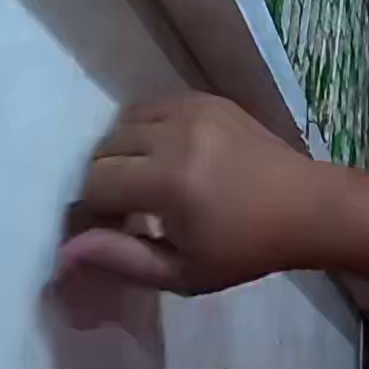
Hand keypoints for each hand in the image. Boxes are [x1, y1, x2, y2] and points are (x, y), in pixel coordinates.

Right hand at [57, 94, 327, 294]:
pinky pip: (155, 103)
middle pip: (106, 146)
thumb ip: (120, 259)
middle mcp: (176, 132)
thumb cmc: (243, 248)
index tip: (114, 227)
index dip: (95, 209)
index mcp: (170, 179)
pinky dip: (147, 125)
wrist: (302, 204)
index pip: (97, 182)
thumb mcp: (181, 272)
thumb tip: (66, 249)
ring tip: (146, 177)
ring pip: (126, 119)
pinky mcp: (206, 96)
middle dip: (106, 178)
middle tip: (128, 206)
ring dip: (124, 148)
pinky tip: (166, 150)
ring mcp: (192, 107)